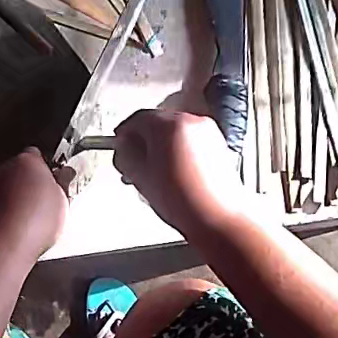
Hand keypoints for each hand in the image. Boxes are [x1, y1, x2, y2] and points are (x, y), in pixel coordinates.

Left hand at [0, 148, 67, 256]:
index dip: (47, 169)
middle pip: (19, 170)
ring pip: (8, 188)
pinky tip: (21, 226)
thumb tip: (64, 177)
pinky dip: (8, 212)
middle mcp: (4, 169)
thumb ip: (62, 183)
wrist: (8, 243)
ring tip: (35, 218)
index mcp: (27, 160)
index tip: (56, 182)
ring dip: (18, 198)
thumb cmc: (35, 219)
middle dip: (30, 182)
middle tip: (47, 200)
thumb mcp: (64, 199)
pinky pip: (0, 205)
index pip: (38, 156)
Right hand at [112, 110, 249, 236]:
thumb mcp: (140, 177)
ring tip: (153, 174)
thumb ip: (126, 155)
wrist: (218, 219)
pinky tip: (173, 175)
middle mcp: (191, 122)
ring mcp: (208, 133)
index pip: (137, 119)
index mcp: (169, 125)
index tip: (120, 145)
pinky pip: (191, 142)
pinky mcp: (218, 146)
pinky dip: (179, 152)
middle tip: (133, 163)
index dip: (124, 134)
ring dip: (161, 148)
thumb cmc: (184, 200)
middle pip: (157, 124)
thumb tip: (124, 147)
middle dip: (144, 142)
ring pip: (174, 133)